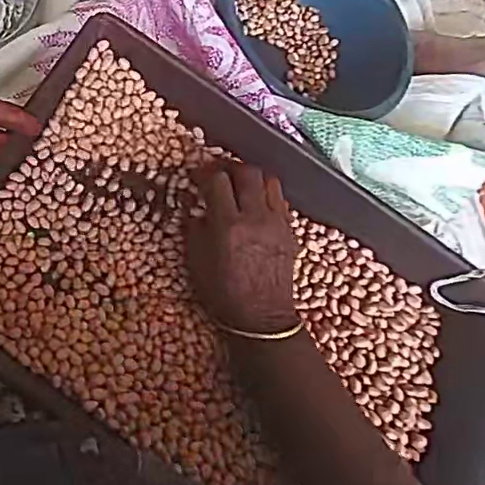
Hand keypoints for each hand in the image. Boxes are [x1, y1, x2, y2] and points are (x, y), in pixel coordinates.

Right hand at [187, 161, 300, 333]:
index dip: (203, 172)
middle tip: (216, 172)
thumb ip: (194, 227)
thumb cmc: (222, 293)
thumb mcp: (196, 260)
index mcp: (228, 225)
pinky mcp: (290, 230)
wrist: (261, 317)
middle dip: (228, 166)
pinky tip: (255, 202)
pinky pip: (279, 199)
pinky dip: (265, 193)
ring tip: (238, 182)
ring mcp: (277, 223)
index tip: (195, 175)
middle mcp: (255, 218)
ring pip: (268, 179)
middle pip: (246, 172)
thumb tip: (193, 205)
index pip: (217, 181)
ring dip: (251, 176)